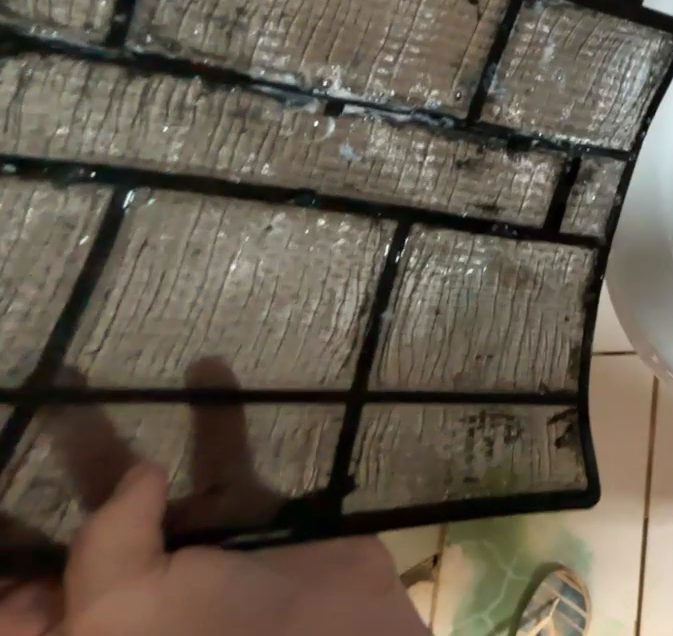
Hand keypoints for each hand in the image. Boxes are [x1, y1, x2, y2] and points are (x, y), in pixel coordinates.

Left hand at [0, 359, 423, 635]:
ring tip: (86, 377)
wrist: (334, 631)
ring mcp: (185, 552)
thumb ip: (107, 539)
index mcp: (66, 629)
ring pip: (138, 484)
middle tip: (28, 411)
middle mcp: (114, 591)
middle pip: (58, 527)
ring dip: (112, 435)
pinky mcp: (251, 516)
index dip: (0, 531)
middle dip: (34, 475)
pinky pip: (229, 459)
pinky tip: (211, 368)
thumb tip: (137, 478)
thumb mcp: (120, 610)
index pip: (7, 583)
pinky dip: (220, 415)